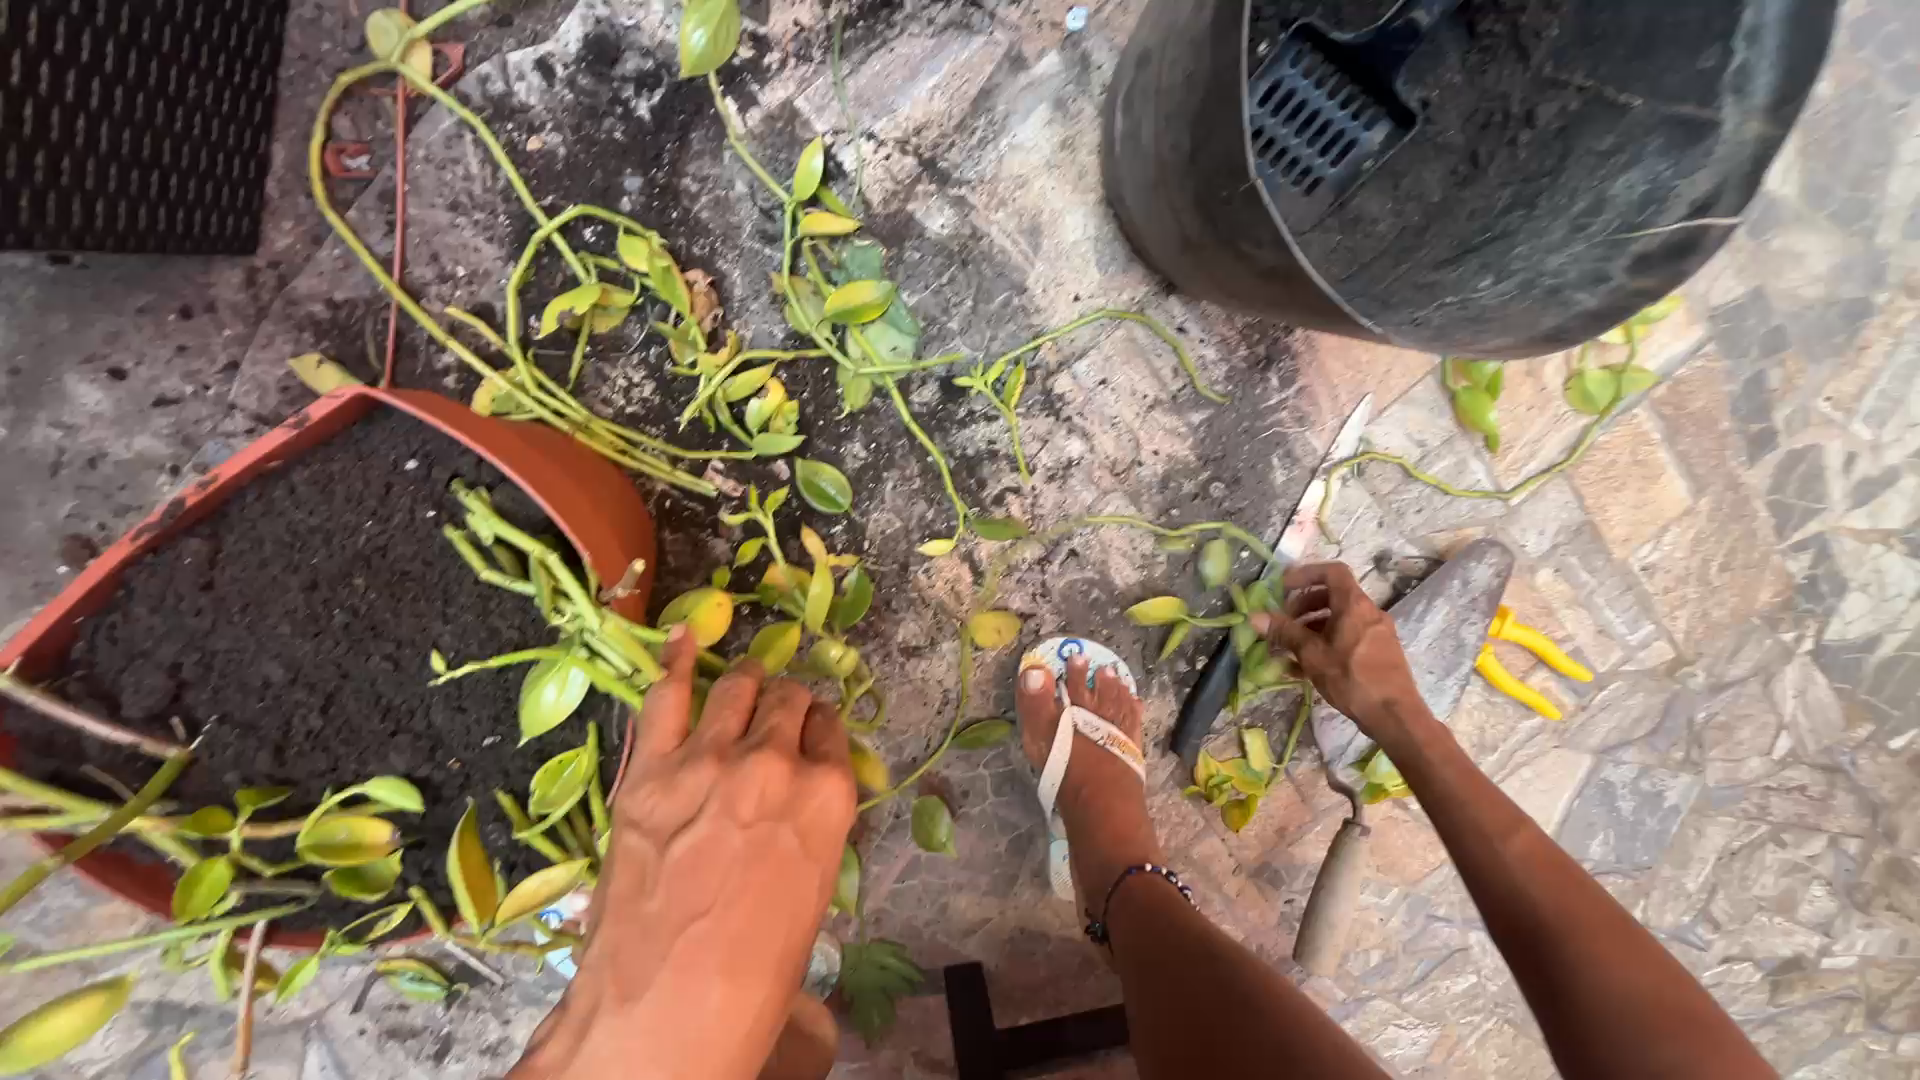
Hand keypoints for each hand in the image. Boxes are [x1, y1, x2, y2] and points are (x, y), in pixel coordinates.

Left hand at [511, 626, 856, 1079]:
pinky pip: (667, 695)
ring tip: (744, 684)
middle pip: (789, 701)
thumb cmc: (757, 969)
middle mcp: (776, 762)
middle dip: (788, 703)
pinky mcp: (651, 771)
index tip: (810, 732)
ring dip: (747, 682)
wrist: (668, 1008)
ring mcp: (709, 760)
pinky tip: (684, 637)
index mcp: (828, 795)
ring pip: (738, 686)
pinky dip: (677, 660)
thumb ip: (812, 824)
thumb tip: (800, 801)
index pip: (831, 730)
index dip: (820, 729)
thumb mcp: (812, 889)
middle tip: (777, 714)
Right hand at [1250, 562, 1428, 739]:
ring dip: (1313, 625)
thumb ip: (1284, 632)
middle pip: (1333, 595)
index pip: (1332, 572)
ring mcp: (1377, 632)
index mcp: (1354, 605)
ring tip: (1292, 646)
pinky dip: (1327, 641)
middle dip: (1304, 604)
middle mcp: (1369, 612)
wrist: (1394, 714)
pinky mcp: (1379, 651)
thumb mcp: (1311, 653)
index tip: (1283, 588)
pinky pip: (1348, 636)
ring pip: (1340, 618)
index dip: (1305, 574)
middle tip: (1284, 621)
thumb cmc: (1351, 678)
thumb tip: (1255, 616)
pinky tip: (1308, 666)